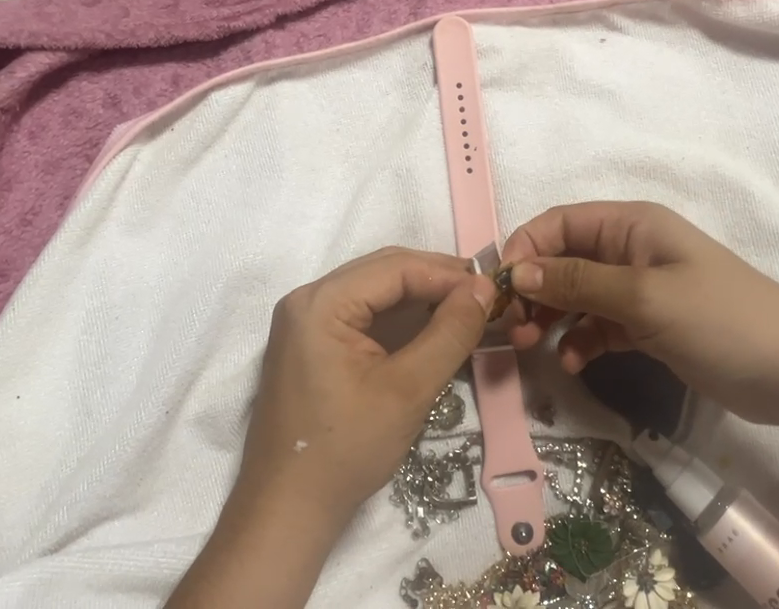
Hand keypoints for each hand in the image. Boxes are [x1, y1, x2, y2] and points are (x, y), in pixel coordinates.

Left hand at [234, 247, 494, 526]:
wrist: (286, 510)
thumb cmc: (345, 450)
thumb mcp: (407, 390)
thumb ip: (448, 333)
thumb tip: (482, 288)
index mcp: (321, 302)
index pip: (395, 267)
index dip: (447, 273)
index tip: (492, 287)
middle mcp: (307, 298)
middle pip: (383, 270)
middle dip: (436, 279)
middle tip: (484, 294)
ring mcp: (305, 320)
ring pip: (374, 289)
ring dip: (420, 294)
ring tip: (466, 306)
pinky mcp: (310, 341)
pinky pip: (362, 311)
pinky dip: (399, 314)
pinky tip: (431, 323)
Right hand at [501, 201, 778, 425]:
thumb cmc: (719, 319)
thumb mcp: (643, 296)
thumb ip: (577, 281)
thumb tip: (516, 268)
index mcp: (631, 223)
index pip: (559, 223)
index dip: (525, 248)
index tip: (498, 288)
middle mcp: (630, 249)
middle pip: (563, 259)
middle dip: (533, 288)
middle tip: (512, 328)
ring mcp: (640, 289)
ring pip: (577, 294)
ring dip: (550, 316)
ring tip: (532, 347)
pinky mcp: (648, 325)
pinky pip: (598, 325)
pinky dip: (579, 339)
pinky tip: (572, 362)